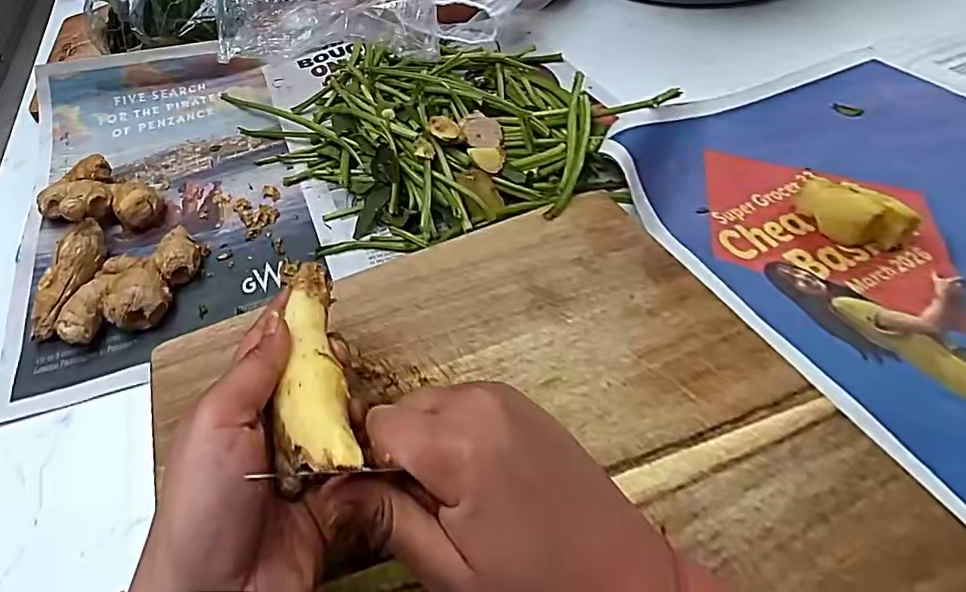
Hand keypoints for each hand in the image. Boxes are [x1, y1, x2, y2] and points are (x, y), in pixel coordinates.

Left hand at [131, 292, 392, 591]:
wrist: (218, 590)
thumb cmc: (200, 503)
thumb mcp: (219, 420)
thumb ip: (251, 374)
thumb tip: (277, 326)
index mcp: (231, 404)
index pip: (262, 351)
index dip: (285, 322)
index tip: (308, 293)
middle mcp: (263, 432)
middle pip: (303, 386)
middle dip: (325, 366)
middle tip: (346, 346)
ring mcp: (295, 471)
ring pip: (331, 427)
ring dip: (347, 412)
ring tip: (361, 391)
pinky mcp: (323, 512)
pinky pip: (353, 478)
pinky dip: (364, 463)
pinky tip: (375, 445)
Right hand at [363, 382, 727, 591]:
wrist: (634, 586)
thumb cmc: (544, 589)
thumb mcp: (453, 572)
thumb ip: (386, 518)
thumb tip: (331, 490)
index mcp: (457, 442)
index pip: (374, 425)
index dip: (379, 465)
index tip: (402, 500)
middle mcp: (475, 402)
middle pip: (399, 412)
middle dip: (406, 453)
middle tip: (443, 507)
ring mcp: (497, 394)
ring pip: (424, 406)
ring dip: (430, 441)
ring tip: (470, 492)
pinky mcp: (512, 397)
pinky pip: (455, 403)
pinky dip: (455, 430)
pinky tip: (485, 473)